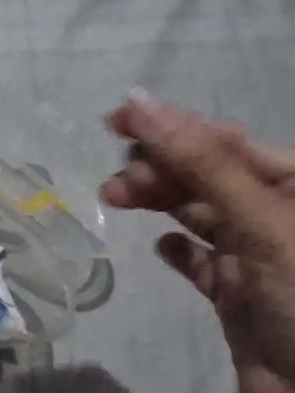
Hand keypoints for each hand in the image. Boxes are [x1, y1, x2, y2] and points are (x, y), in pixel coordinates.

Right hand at [100, 96, 294, 392]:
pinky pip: (197, 256)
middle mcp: (285, 221)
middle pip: (209, 174)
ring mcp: (264, 259)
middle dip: (158, 168)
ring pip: (196, 209)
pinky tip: (161, 248)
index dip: (175, 128)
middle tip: (119, 180)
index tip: (114, 122)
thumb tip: (137, 101)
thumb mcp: (266, 228)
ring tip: (115, 201)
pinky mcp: (240, 292)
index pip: (233, 144)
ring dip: (154, 199)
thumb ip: (203, 163)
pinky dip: (173, 245)